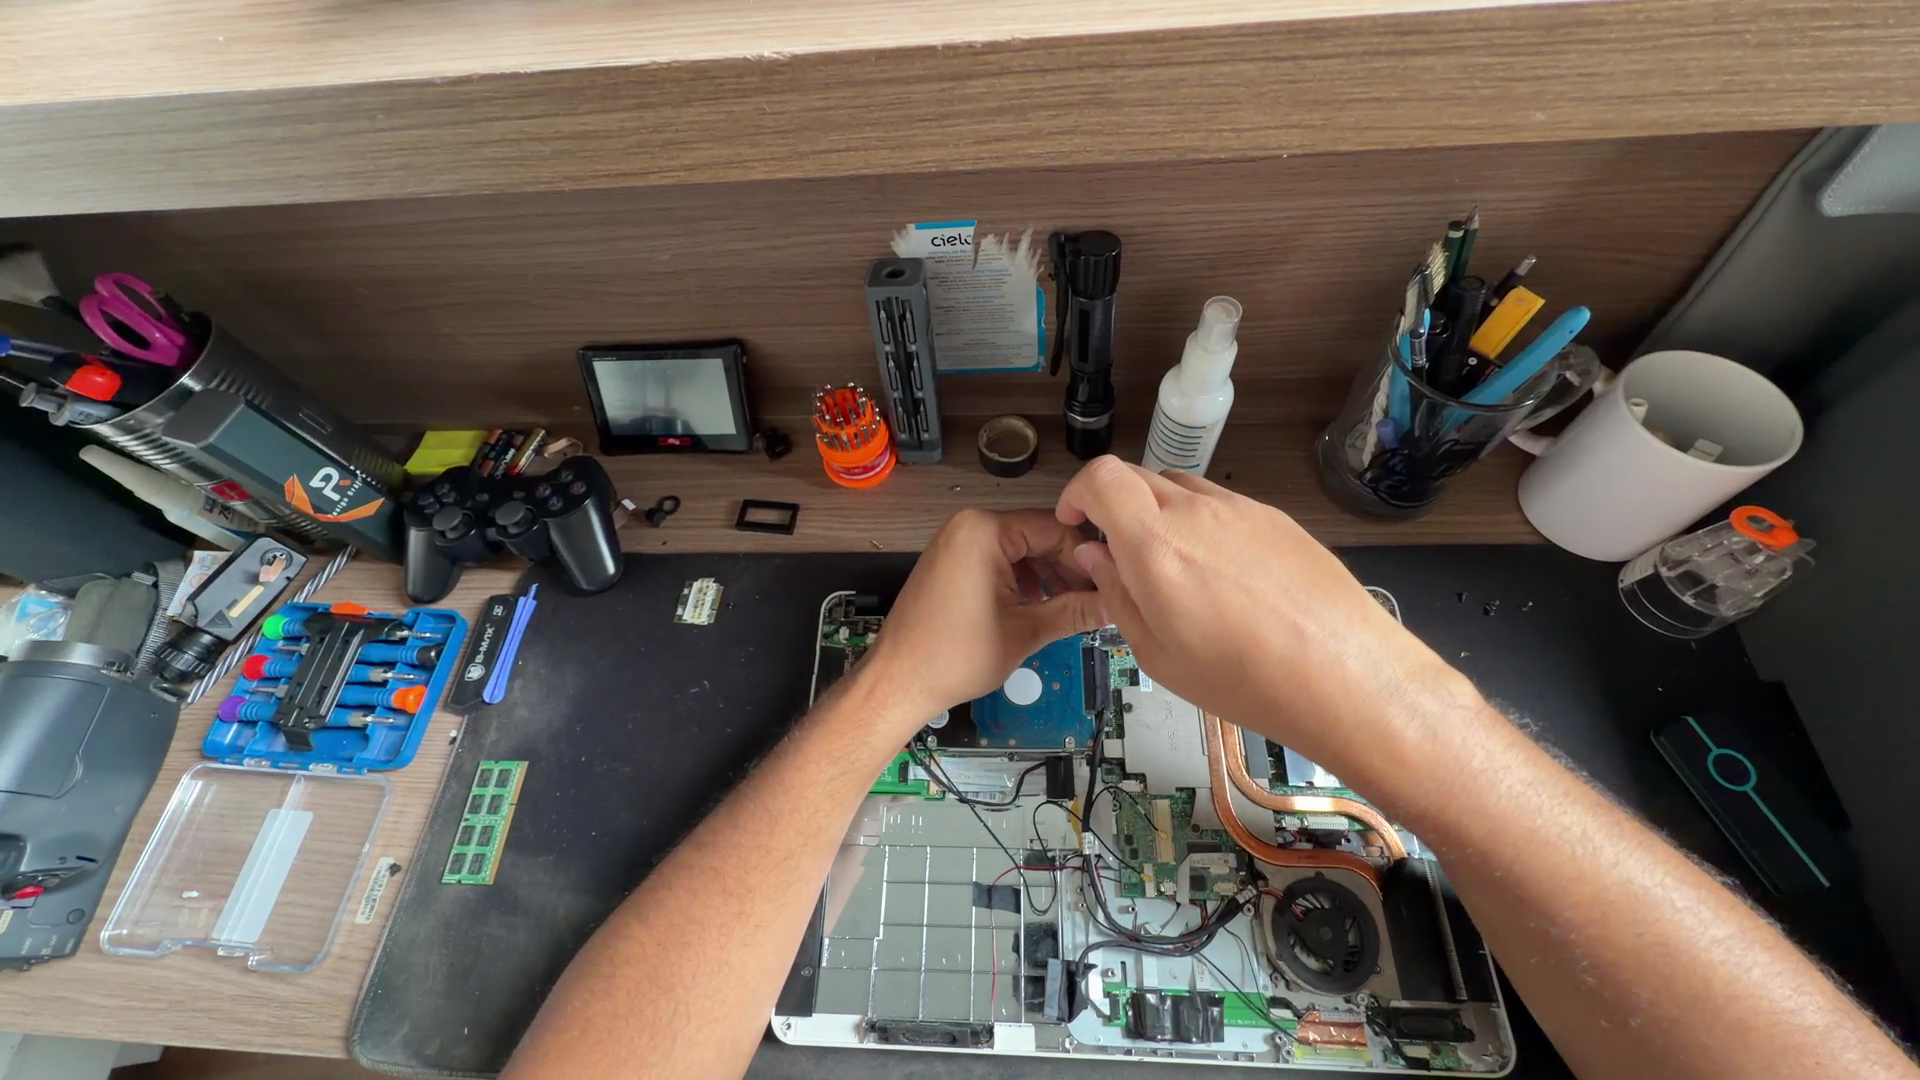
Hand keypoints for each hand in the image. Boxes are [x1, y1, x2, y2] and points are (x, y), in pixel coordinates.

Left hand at [862, 508, 1108, 734]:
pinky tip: (1043, 607)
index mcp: (985, 530)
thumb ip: (1074, 612)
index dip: (1086, 559)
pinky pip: (999, 560)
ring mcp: (958, 542)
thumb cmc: (956, 656)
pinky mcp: (952, 562)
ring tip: (1074, 609)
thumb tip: (1118, 605)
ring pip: (1020, 551)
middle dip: (1068, 569)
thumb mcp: (1025, 632)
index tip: (1111, 586)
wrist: (898, 681)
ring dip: (1048, 577)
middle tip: (1098, 600)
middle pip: (1038, 537)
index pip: (1055, 528)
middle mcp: (970, 525)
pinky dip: (1023, 581)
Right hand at [1055, 457, 1470, 778]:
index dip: (1078, 493)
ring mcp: (1241, 509)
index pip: (1102, 477)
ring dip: (1158, 513)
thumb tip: (1096, 555)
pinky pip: (1221, 505)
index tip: (1076, 523)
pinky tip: (1221, 574)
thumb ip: (1117, 592)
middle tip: (1118, 553)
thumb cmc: (1242, 678)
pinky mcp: (1275, 519)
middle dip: (1113, 506)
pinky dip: (1200, 523)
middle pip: (1137, 477)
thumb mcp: (1156, 652)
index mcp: (1156, 544)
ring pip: (1179, 488)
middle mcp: (1196, 511)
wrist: (1347, 677)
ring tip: (1172, 566)